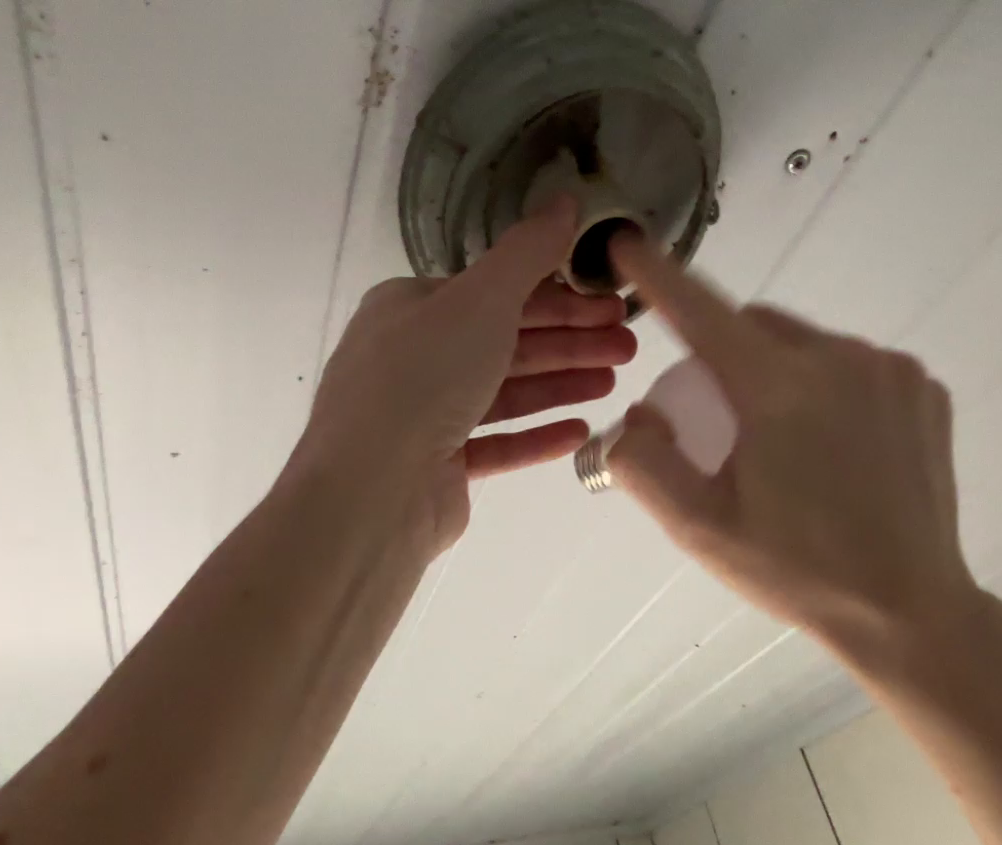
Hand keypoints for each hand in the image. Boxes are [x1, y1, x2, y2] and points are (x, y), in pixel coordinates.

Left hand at [300, 197, 635, 551]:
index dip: (558, 298)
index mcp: (411, 309)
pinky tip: (578, 432)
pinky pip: (495, 444)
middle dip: (569, 343)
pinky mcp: (439, 468)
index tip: (611, 307)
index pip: (495, 295)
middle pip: (504, 343)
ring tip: (613, 385)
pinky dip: (536, 435)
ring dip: (559, 385)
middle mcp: (413, 358)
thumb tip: (565, 199)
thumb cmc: (423, 378)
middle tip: (627, 346)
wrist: (374, 488)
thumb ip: (528, 253)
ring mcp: (423, 417)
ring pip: (503, 394)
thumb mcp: (481, 300)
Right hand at [607, 234, 993, 662]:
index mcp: (780, 388)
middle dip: (724, 357)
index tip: (628, 244)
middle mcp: (841, 358)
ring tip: (786, 450)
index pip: (703, 313)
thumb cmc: (796, 571)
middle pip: (756, 327)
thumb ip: (645, 463)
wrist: (908, 610)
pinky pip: (855, 368)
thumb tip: (639, 414)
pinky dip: (829, 390)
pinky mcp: (926, 392)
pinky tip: (836, 452)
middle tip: (720, 427)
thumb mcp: (700, 529)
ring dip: (778, 375)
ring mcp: (893, 372)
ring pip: (807, 346)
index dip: (659, 278)